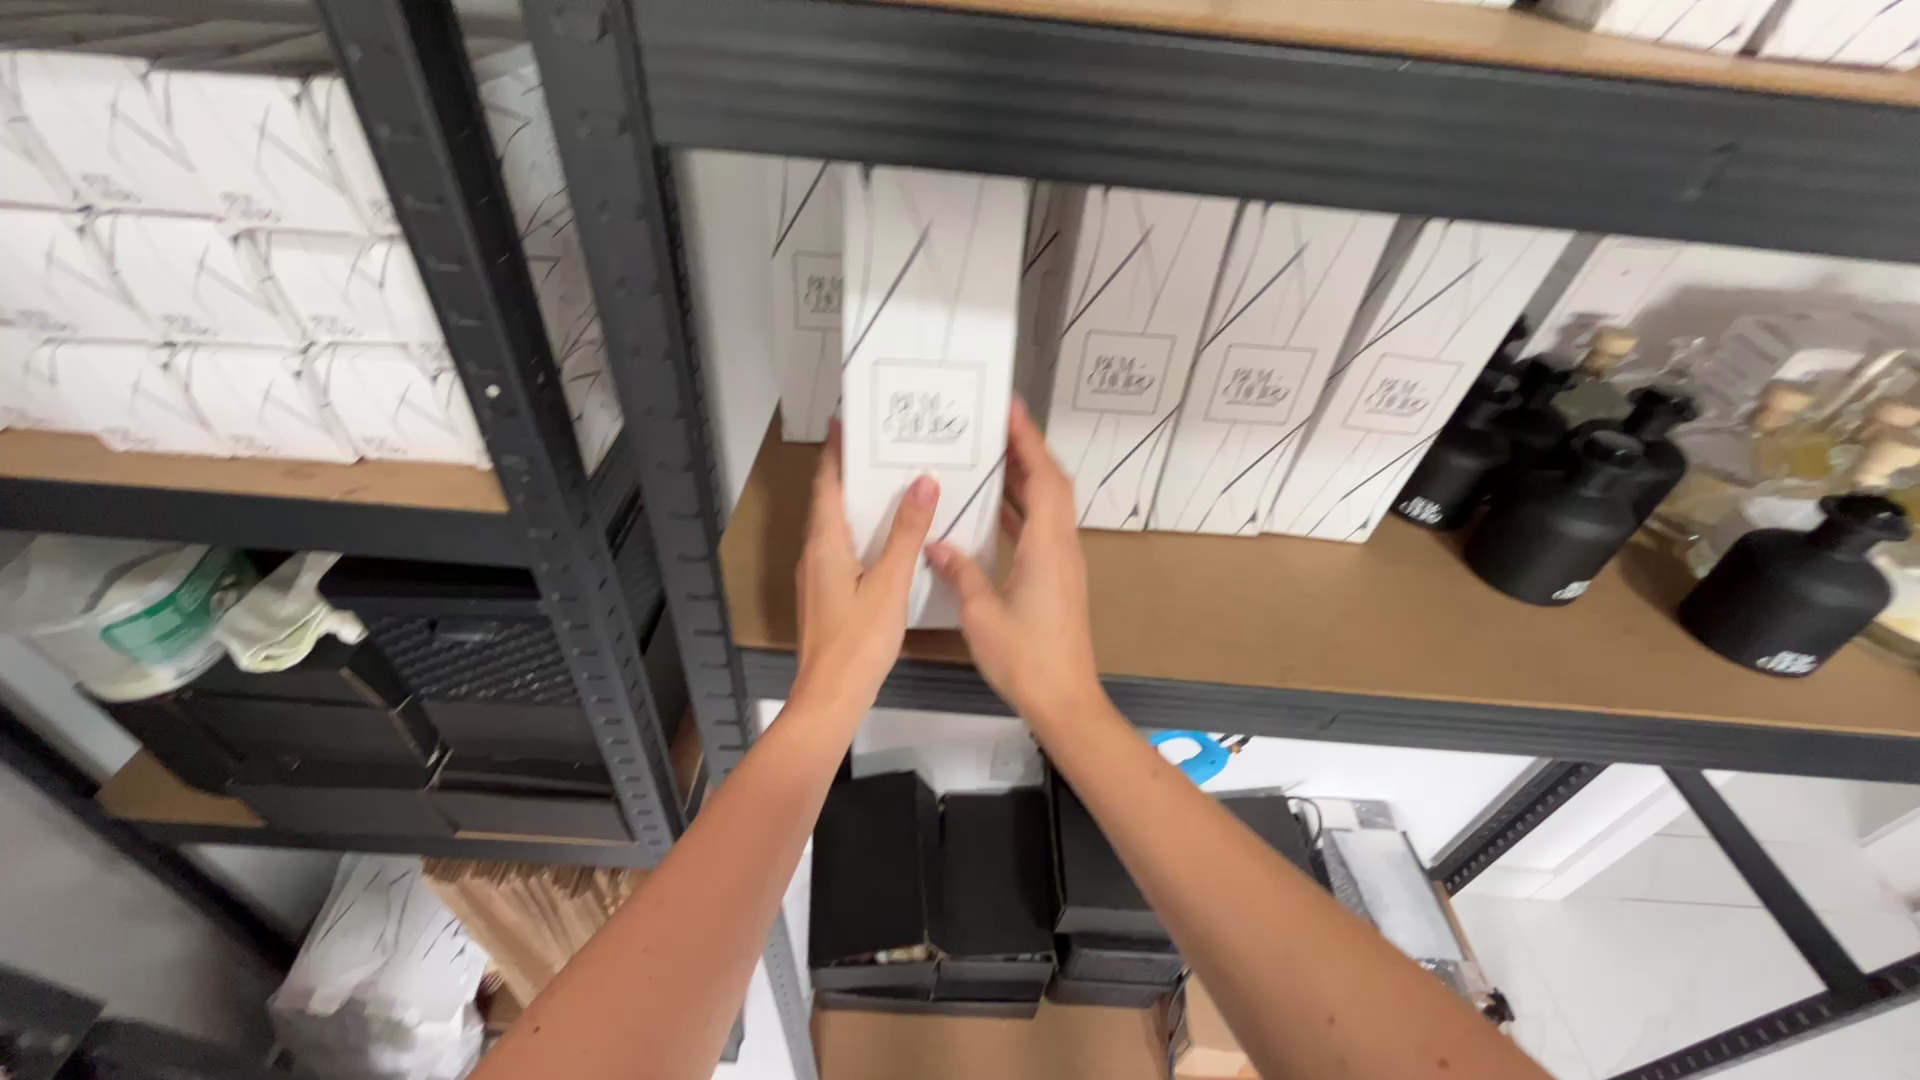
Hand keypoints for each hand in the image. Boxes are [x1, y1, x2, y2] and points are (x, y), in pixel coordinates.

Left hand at [792, 423, 937, 713]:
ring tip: (890, 481)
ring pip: (835, 525)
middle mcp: (815, 553)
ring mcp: (818, 575)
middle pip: (828, 499)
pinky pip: (842, 547)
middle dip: (850, 470)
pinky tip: (888, 535)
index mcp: (825, 543)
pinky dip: (862, 530)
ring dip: (857, 500)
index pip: (826, 482)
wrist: (831, 696)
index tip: (847, 420)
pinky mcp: (826, 593)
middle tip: (881, 445)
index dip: (835, 450)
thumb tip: (922, 483)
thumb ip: (907, 533)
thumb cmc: (858, 641)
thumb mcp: (890, 583)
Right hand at [927, 400, 1103, 726]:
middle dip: (1026, 450)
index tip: (1010, 407)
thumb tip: (938, 544)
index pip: (1044, 477)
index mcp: (1048, 547)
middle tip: (993, 425)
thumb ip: (960, 572)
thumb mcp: (982, 614)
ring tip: (991, 456)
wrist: (1064, 700)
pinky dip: (1021, 512)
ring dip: (1024, 479)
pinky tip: (994, 512)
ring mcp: (1062, 564)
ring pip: (1048, 507)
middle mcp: (1061, 548)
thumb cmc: (1025, 659)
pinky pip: (1041, 531)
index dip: (1029, 439)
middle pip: (1051, 485)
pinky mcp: (1057, 580)